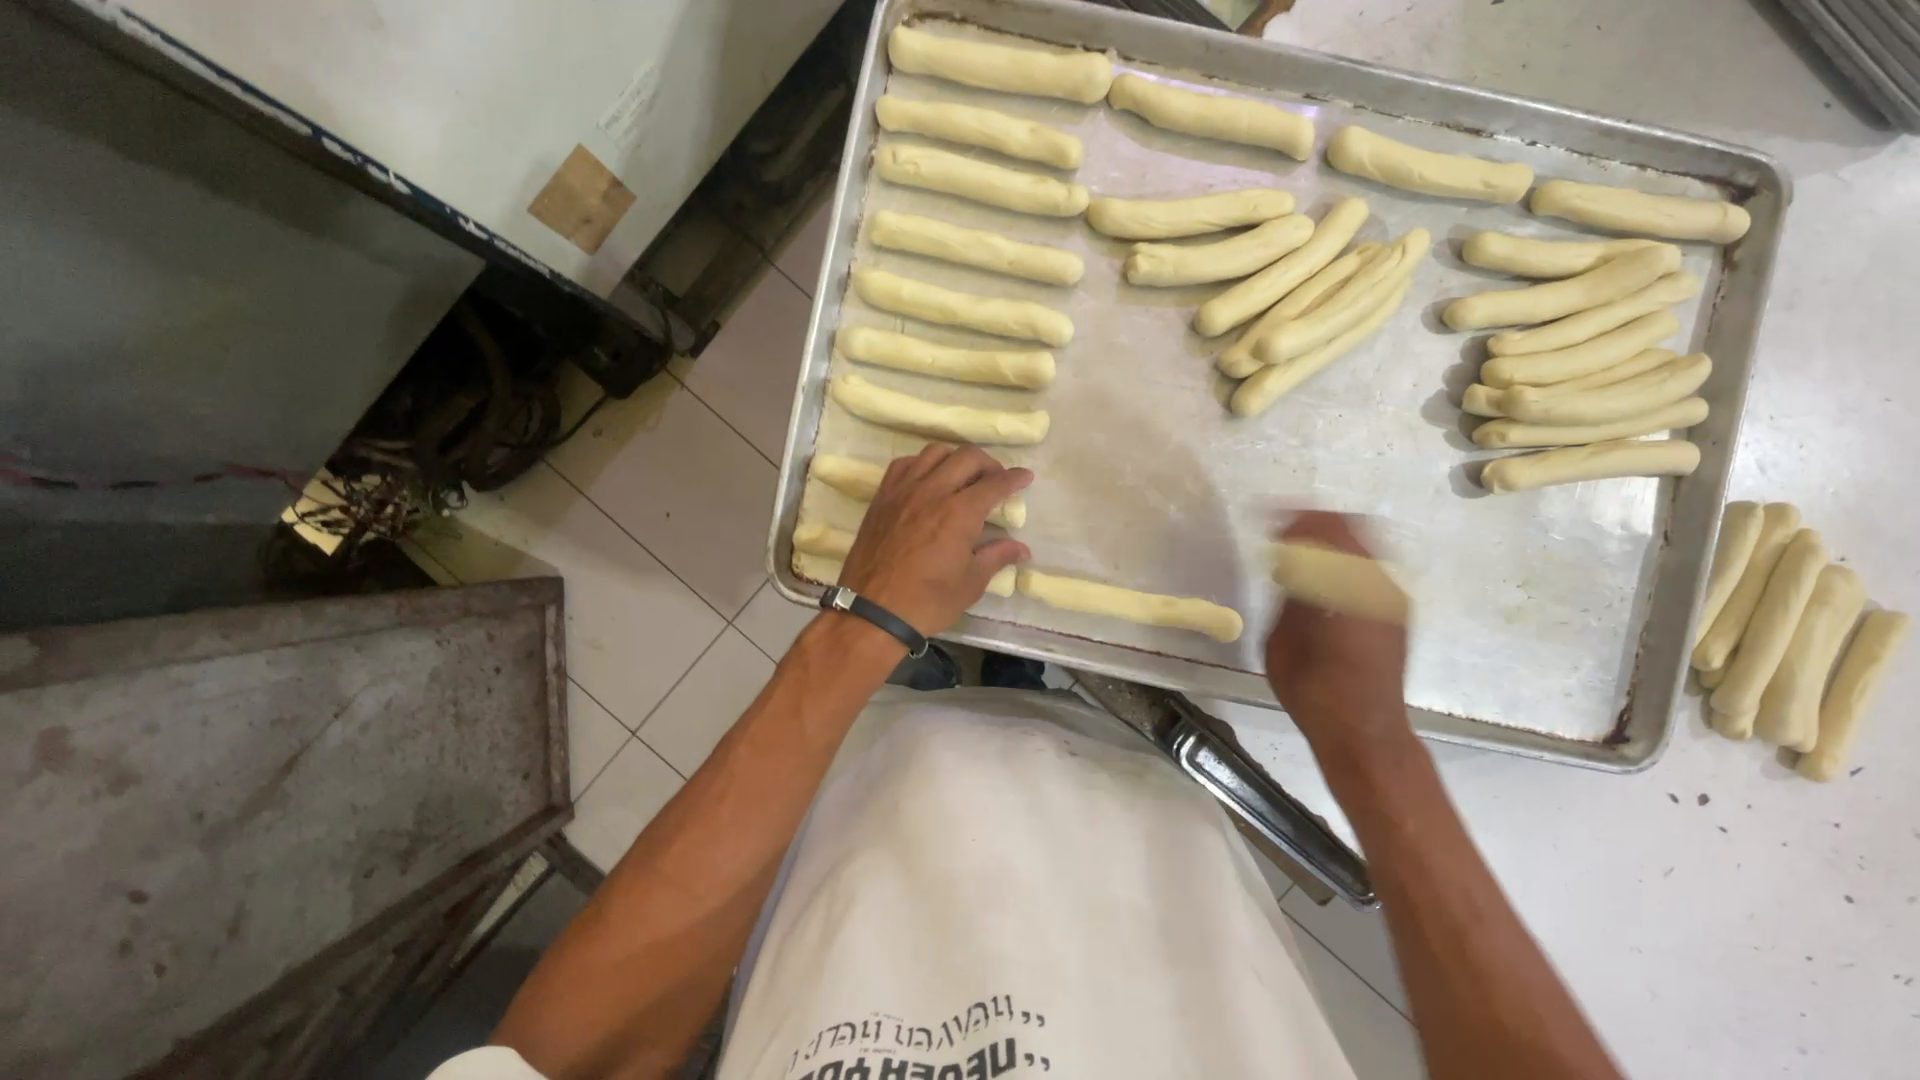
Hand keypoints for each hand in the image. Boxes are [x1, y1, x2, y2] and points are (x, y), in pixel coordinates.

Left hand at [837, 444, 1031, 636]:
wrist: (873, 611)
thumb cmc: (928, 601)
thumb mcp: (970, 583)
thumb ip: (996, 557)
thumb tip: (1021, 549)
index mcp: (960, 512)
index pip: (995, 483)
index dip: (1014, 478)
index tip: (1025, 476)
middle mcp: (933, 491)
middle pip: (967, 457)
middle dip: (988, 463)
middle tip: (995, 480)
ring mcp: (904, 490)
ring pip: (935, 453)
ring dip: (955, 458)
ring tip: (962, 476)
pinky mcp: (883, 497)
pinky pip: (905, 464)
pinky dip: (923, 464)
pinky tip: (928, 479)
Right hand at [1265, 512, 1411, 757]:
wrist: (1364, 730)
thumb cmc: (1311, 691)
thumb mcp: (1281, 639)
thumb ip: (1290, 595)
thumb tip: (1290, 566)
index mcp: (1341, 588)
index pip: (1320, 531)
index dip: (1292, 518)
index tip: (1267, 515)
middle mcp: (1374, 584)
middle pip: (1350, 525)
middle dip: (1315, 520)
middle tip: (1285, 528)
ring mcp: (1392, 595)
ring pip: (1364, 543)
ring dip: (1332, 539)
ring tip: (1302, 555)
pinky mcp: (1398, 610)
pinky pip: (1370, 566)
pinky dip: (1345, 559)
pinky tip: (1324, 580)